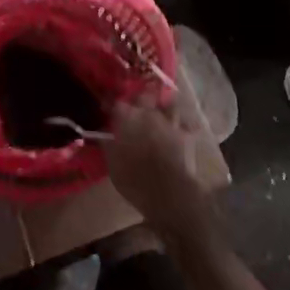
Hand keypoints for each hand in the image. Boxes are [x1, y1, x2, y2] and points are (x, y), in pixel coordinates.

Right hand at [104, 97, 213, 241]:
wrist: (169, 195)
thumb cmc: (134, 181)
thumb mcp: (112, 165)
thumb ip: (108, 145)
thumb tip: (102, 134)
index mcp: (128, 118)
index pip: (117, 102)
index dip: (113, 104)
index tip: (109, 108)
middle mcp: (149, 114)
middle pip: (145, 94)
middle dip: (141, 96)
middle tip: (138, 104)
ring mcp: (171, 122)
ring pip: (169, 104)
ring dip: (164, 107)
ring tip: (161, 112)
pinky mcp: (187, 135)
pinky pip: (186, 124)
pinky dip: (183, 125)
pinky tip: (180, 130)